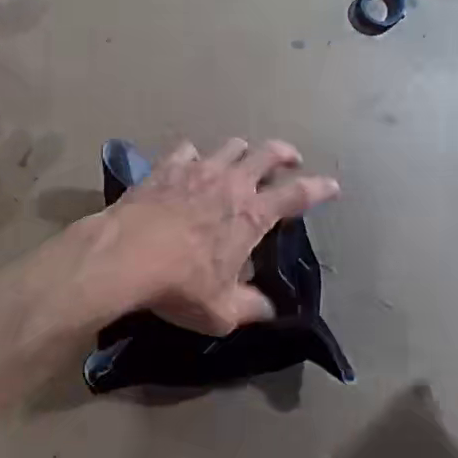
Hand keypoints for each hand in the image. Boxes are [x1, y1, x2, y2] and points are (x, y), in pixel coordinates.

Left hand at [83, 139, 338, 335]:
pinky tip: (191, 165)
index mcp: (253, 214)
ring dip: (243, 151)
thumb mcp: (222, 312)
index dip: (319, 188)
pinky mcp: (168, 167)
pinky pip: (189, 150)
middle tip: (291, 159)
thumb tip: (271, 308)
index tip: (333, 185)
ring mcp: (200, 169)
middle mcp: (233, 183)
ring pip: (231, 145)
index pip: (298, 195)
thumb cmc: (180, 285)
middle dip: (284, 153)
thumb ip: (252, 307)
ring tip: (242, 160)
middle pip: (268, 153)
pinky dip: (196, 156)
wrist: (125, 256)